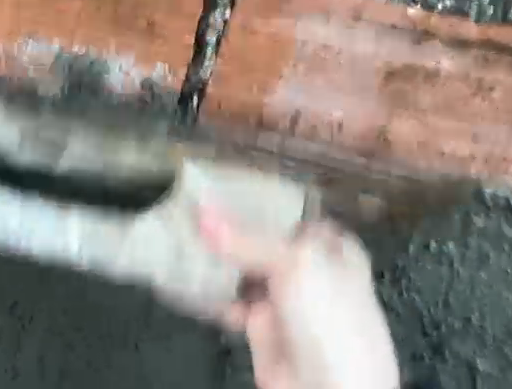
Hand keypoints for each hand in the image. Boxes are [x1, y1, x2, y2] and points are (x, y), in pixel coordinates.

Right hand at [199, 209, 399, 388]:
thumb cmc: (332, 321)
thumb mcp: (295, 263)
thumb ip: (246, 238)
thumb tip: (202, 212)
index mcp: (330, 247)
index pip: (288, 211)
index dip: (256, 199)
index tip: (219, 185)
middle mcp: (307, 270)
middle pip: (259, 239)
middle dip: (226, 228)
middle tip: (189, 206)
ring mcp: (283, 299)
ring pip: (241, 268)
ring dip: (213, 258)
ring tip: (179, 236)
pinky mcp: (259, 326)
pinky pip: (228, 299)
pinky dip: (207, 290)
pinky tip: (184, 276)